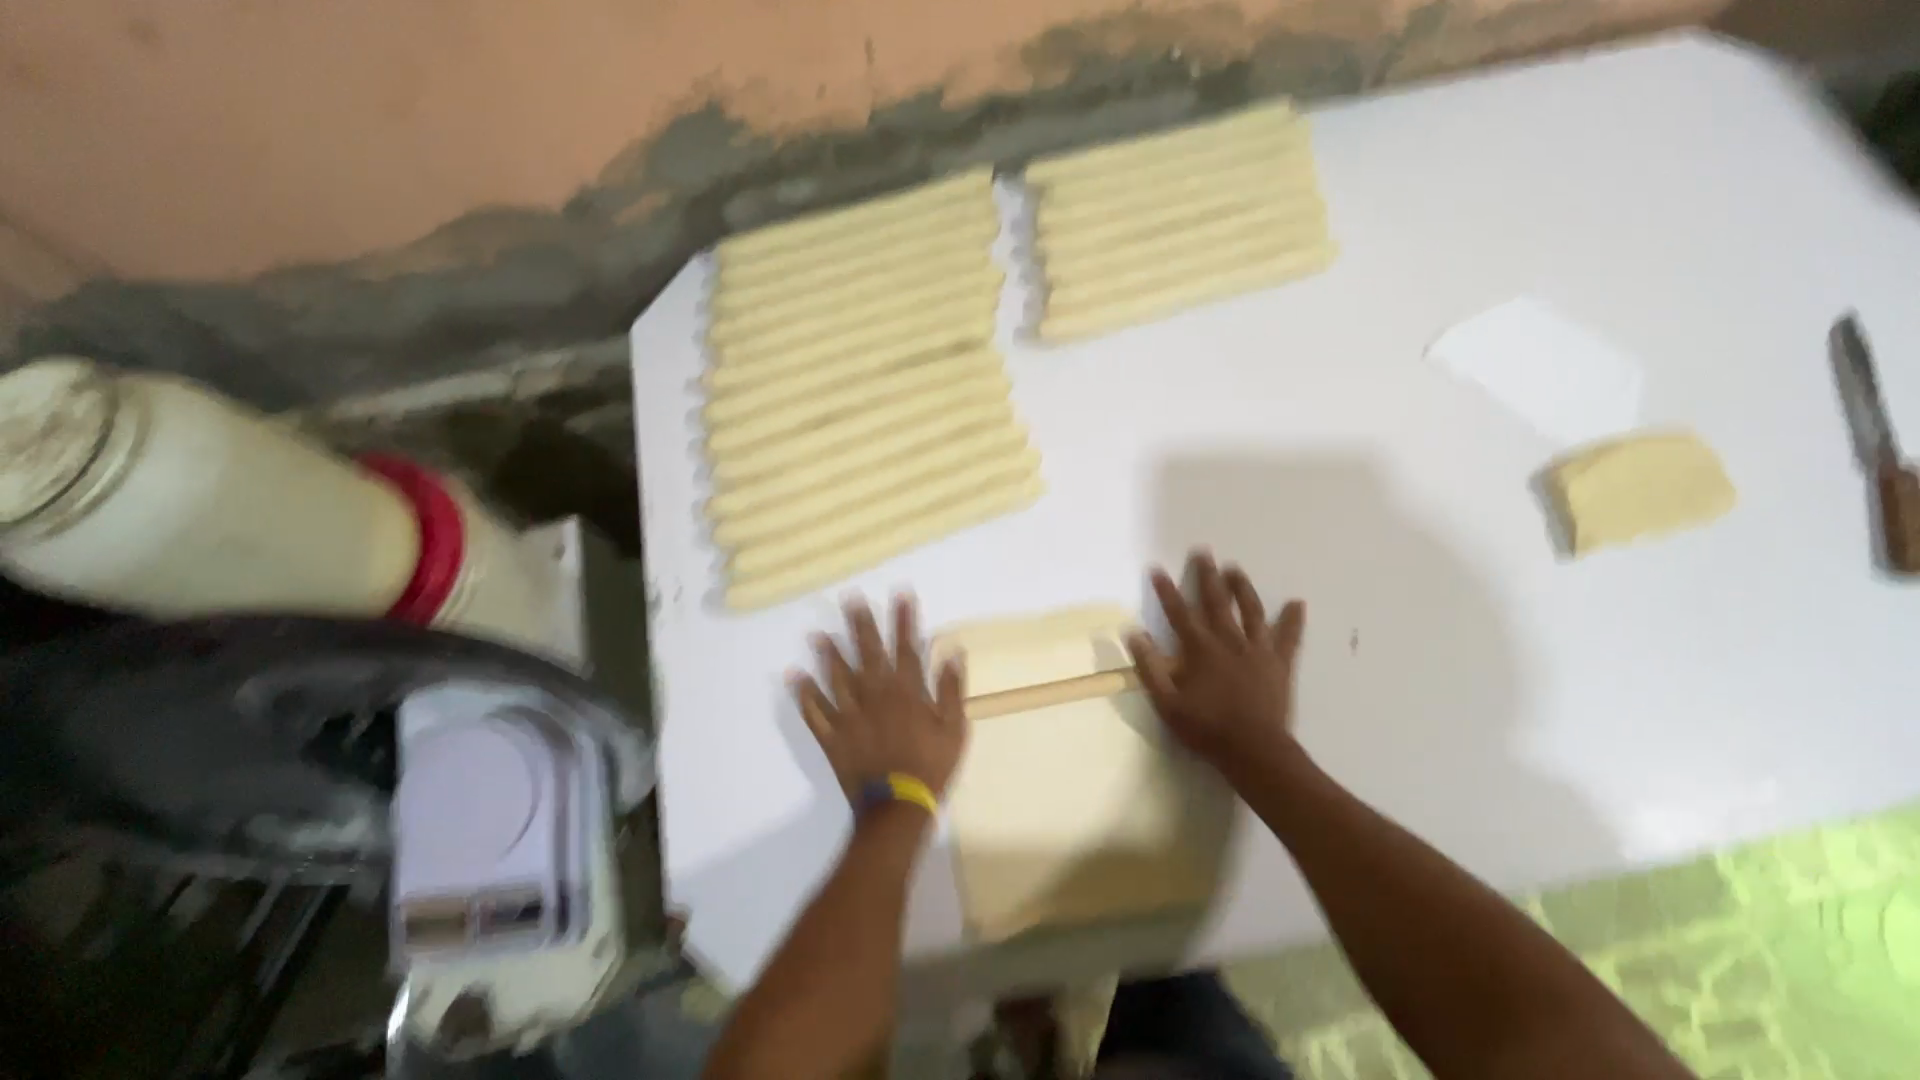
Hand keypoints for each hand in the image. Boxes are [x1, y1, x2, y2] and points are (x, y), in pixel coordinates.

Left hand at [792, 595, 968, 804]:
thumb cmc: (931, 767)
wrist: (897, 806)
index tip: (901, 594)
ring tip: (817, 633)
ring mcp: (850, 715)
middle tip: (850, 598)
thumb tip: (951, 652)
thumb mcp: (954, 729)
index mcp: (906, 692)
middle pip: (867, 654)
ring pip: (836, 677)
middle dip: (860, 624)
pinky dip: (804, 694)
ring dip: (827, 654)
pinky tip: (794, 676)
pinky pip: (814, 712)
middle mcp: (875, 695)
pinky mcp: (832, 736)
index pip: (906, 648)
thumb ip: (950, 689)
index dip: (904, 620)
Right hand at [1126, 549, 1306, 769]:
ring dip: (1242, 587)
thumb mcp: (1167, 703)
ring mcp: (1257, 650)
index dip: (1166, 590)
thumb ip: (1150, 668)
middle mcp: (1229, 641)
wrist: (1254, 750)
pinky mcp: (1280, 663)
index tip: (1157, 568)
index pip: (1178, 613)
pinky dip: (1293, 619)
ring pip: (1250, 610)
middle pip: (1216, 602)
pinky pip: (1288, 637)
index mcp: (1200, 650)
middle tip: (1203, 551)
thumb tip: (1134, 633)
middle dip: (1207, 575)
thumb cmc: (1206, 729)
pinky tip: (1297, 603)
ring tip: (1235, 568)